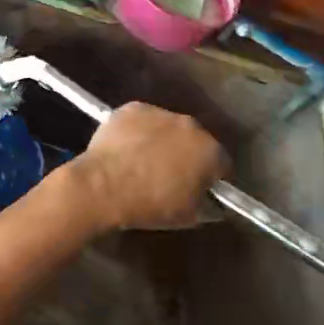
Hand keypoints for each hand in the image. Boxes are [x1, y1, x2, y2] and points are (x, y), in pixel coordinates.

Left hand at [62, 102, 225, 232]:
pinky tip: (124, 148)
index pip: (220, 164)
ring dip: (159, 140)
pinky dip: (135, 131)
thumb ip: (207, 204)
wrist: (103, 187)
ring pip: (165, 128)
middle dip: (184, 155)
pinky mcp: (131, 108)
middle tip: (166, 175)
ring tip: (140, 161)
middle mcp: (189, 124)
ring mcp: (159, 112)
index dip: (209, 178)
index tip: (196, 189)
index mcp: (210, 151)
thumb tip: (212, 201)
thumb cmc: (150, 205)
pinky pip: (140, 120)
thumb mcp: (189, 216)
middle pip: (193, 141)